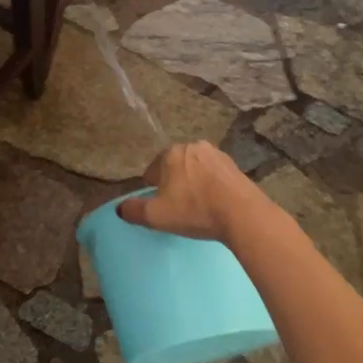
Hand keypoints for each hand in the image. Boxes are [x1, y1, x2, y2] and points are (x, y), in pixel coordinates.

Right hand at [117, 141, 260, 243]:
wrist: (242, 214)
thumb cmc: (195, 210)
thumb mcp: (157, 216)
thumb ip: (134, 210)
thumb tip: (119, 209)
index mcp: (170, 153)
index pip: (152, 171)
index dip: (154, 190)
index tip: (162, 207)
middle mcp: (193, 146)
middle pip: (174, 167)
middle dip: (174, 184)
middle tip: (179, 208)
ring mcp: (216, 154)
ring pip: (195, 170)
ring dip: (193, 184)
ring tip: (198, 207)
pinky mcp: (235, 166)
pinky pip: (214, 176)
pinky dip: (211, 186)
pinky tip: (215, 204)